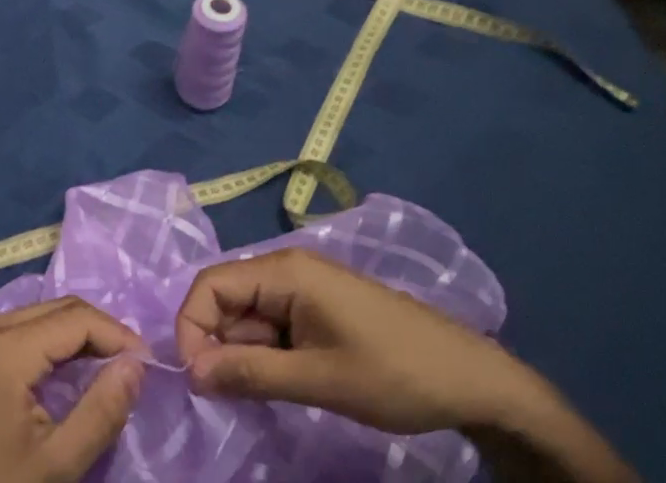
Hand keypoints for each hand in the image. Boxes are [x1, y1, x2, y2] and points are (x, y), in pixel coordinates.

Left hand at [0, 297, 147, 482]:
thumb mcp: (55, 462)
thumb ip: (101, 411)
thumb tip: (137, 365)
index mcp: (9, 345)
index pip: (80, 318)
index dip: (121, 336)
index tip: (151, 367)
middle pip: (61, 309)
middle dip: (102, 332)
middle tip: (136, 368)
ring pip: (42, 317)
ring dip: (79, 337)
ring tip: (111, 371)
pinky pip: (23, 331)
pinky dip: (54, 344)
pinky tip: (72, 375)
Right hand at [175, 247, 530, 433]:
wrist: (476, 382)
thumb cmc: (395, 374)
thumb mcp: (318, 380)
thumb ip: (249, 373)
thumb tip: (188, 372)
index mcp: (285, 271)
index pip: (210, 285)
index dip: (192, 327)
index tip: (198, 380)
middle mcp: (288, 270)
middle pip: (227, 301)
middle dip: (222, 347)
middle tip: (241, 396)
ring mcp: (306, 290)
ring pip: (250, 319)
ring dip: (248, 356)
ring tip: (278, 391)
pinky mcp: (320, 311)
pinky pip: (274, 328)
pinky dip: (270, 357)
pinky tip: (290, 383)